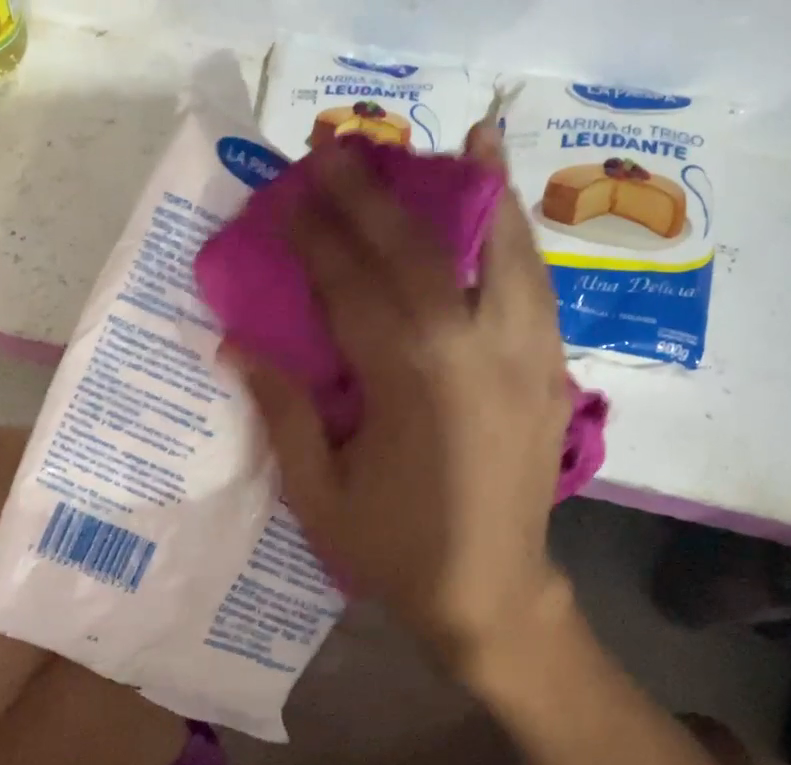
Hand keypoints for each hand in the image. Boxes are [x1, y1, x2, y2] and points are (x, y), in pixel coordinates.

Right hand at [230, 125, 572, 668]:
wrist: (492, 595)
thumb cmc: (394, 551)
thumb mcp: (319, 495)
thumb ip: (284, 413)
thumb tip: (240, 346)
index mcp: (409, 382)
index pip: (354, 287)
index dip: (317, 238)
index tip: (288, 196)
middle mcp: (475, 350)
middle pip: (420, 252)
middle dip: (374, 197)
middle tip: (340, 151)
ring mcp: (525, 356)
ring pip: (501, 252)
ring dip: (474, 193)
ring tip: (464, 142)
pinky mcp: (550, 371)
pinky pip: (534, 287)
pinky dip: (518, 240)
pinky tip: (508, 213)